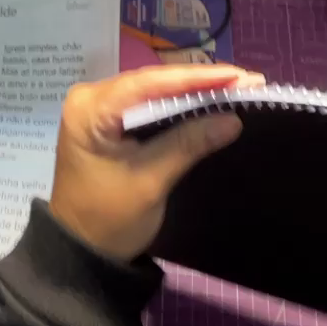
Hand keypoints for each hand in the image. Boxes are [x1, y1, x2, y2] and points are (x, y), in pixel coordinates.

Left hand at [47, 64, 263, 260]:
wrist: (81, 250)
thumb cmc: (109, 218)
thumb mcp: (150, 181)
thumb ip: (188, 144)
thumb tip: (232, 119)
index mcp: (90, 107)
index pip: (148, 83)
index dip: (195, 78)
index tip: (237, 75)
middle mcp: (90, 96)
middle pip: (151, 82)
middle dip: (198, 82)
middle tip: (245, 80)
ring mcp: (98, 106)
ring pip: (152, 90)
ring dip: (191, 90)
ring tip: (234, 85)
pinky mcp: (108, 118)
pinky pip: (146, 103)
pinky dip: (176, 103)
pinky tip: (205, 99)